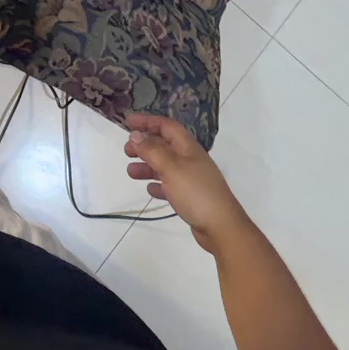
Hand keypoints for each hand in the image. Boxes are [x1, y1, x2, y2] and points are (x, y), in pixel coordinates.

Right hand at [125, 113, 254, 254]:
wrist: (222, 227)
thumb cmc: (195, 192)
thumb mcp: (171, 167)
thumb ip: (151, 150)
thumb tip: (135, 135)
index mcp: (187, 147)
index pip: (166, 126)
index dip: (147, 121)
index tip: (128, 122)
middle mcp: (190, 159)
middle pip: (164, 145)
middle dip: (144, 145)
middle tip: (126, 150)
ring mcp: (191, 179)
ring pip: (165, 165)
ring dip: (147, 165)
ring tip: (130, 172)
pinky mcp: (191, 197)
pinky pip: (170, 185)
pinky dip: (158, 184)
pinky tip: (149, 189)